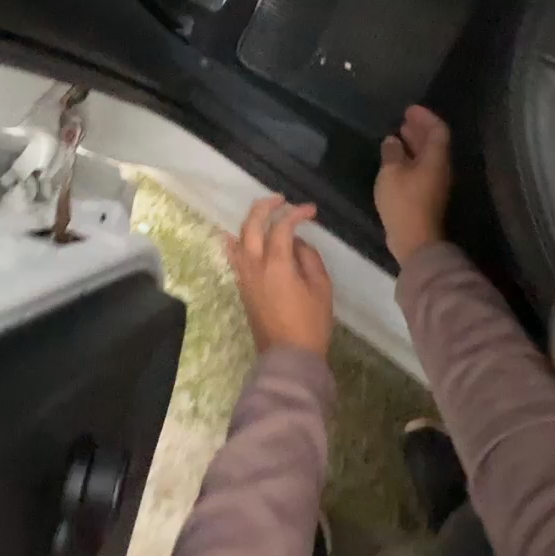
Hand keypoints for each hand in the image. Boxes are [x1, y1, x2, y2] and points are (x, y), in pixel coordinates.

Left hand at [225, 197, 334, 356]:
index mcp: (277, 264)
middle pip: (252, 225)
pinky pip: (233, 255)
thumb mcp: (321, 288)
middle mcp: (254, 265)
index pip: (282, 227)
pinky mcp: (241, 285)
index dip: (296, 213)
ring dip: (250, 220)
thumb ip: (309, 258)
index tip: (311, 210)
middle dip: (265, 207)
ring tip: (264, 213)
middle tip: (281, 200)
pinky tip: (238, 234)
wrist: (288, 355)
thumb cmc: (311, 324)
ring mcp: (243, 275)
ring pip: (239, 237)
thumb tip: (296, 243)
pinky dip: (235, 240)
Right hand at [376, 106, 451, 264]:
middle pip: (434, 142)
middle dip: (420, 129)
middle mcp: (440, 168)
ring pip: (428, 156)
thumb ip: (392, 153)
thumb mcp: (391, 173)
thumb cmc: (403, 202)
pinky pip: (422, 168)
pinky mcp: (427, 195)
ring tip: (398, 135)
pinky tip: (396, 159)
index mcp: (436, 159)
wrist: (414, 239)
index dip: (425, 117)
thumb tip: (393, 140)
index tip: (409, 109)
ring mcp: (435, 183)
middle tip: (403, 119)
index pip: (437, 130)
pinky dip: (411, 158)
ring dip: (415, 144)